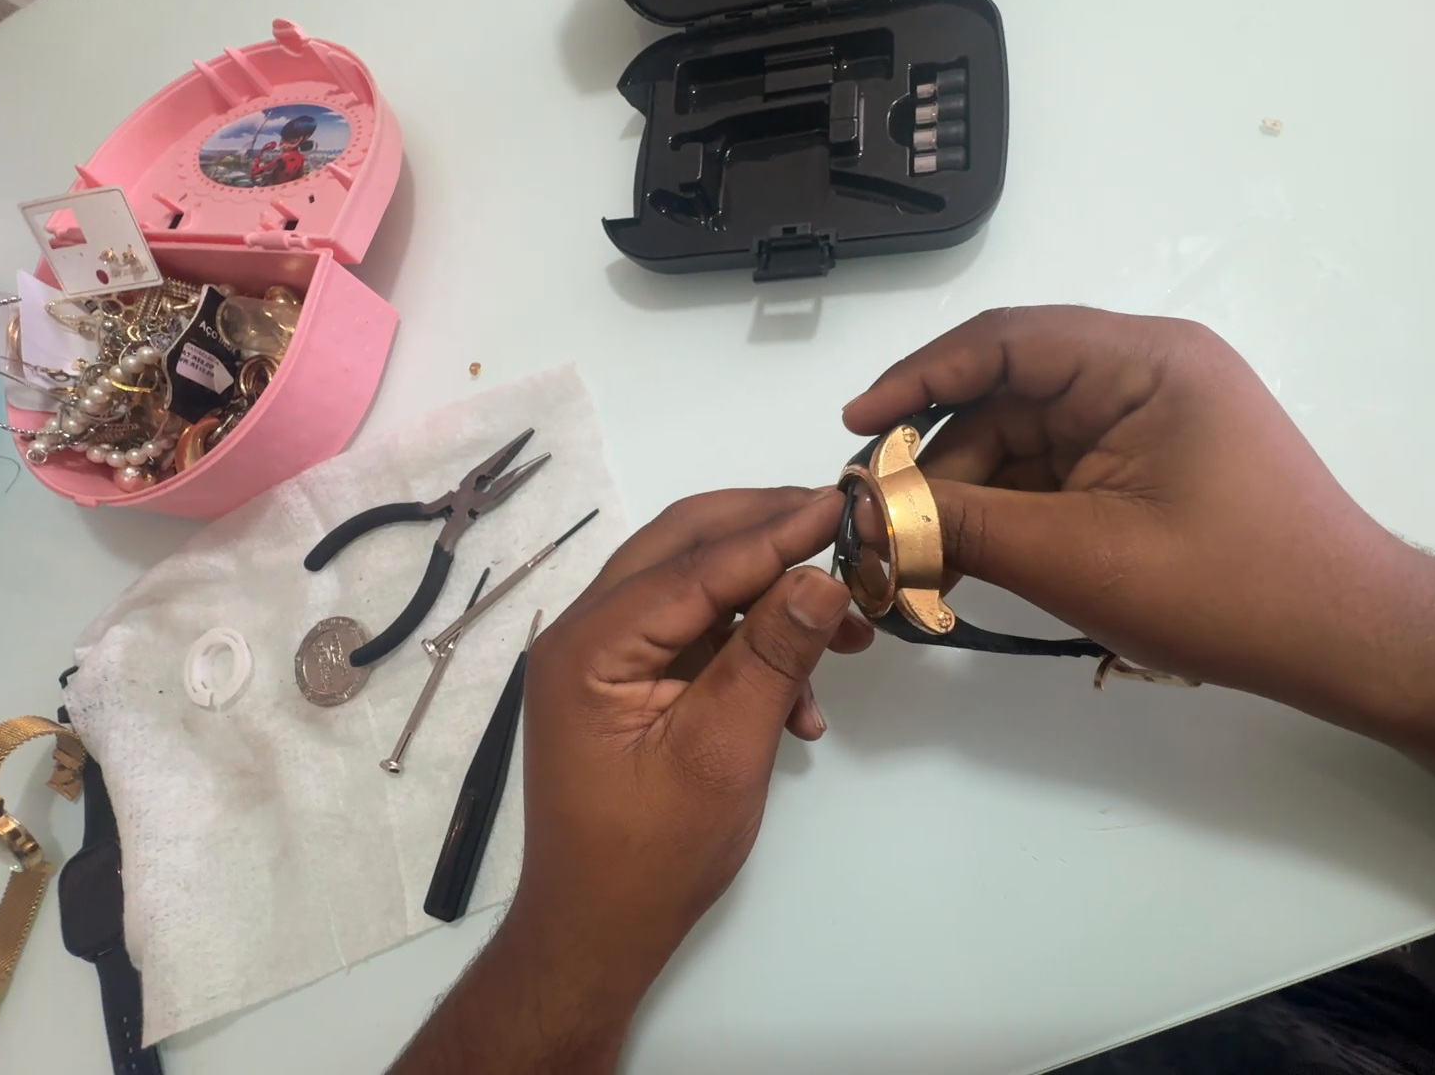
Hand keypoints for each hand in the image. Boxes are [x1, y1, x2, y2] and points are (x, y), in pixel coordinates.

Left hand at [388, 488, 862, 1073]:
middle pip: (684, 547)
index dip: (773, 533)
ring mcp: (609, 653)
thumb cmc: (653, 855)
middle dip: (765, 533)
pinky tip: (801, 701)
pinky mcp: (634, 676)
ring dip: (769, 599)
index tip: (838, 504)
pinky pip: (700, 634)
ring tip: (845, 630)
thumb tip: (823, 580)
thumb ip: (771, 657)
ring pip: (698, 586)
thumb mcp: (722, 753)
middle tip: (835, 524)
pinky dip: (753, 648)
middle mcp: (589, 631)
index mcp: (591, 646)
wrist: (600, 930)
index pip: (694, 566)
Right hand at [841, 306, 1415, 706]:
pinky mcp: (1130, 468)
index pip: (1006, 343)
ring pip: (1015, 447)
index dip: (920, 377)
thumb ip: (965, 526)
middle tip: (882, 524)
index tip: (857, 423)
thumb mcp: (1077, 558)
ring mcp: (1133, 424)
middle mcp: (1134, 377)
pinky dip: (999, 517)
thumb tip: (872, 514)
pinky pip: (1042, 479)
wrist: (1344, 644)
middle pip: (1003, 402)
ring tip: (919, 561)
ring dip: (965, 501)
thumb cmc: (1228, 591)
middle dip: (938, 465)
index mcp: (1140, 364)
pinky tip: (962, 562)